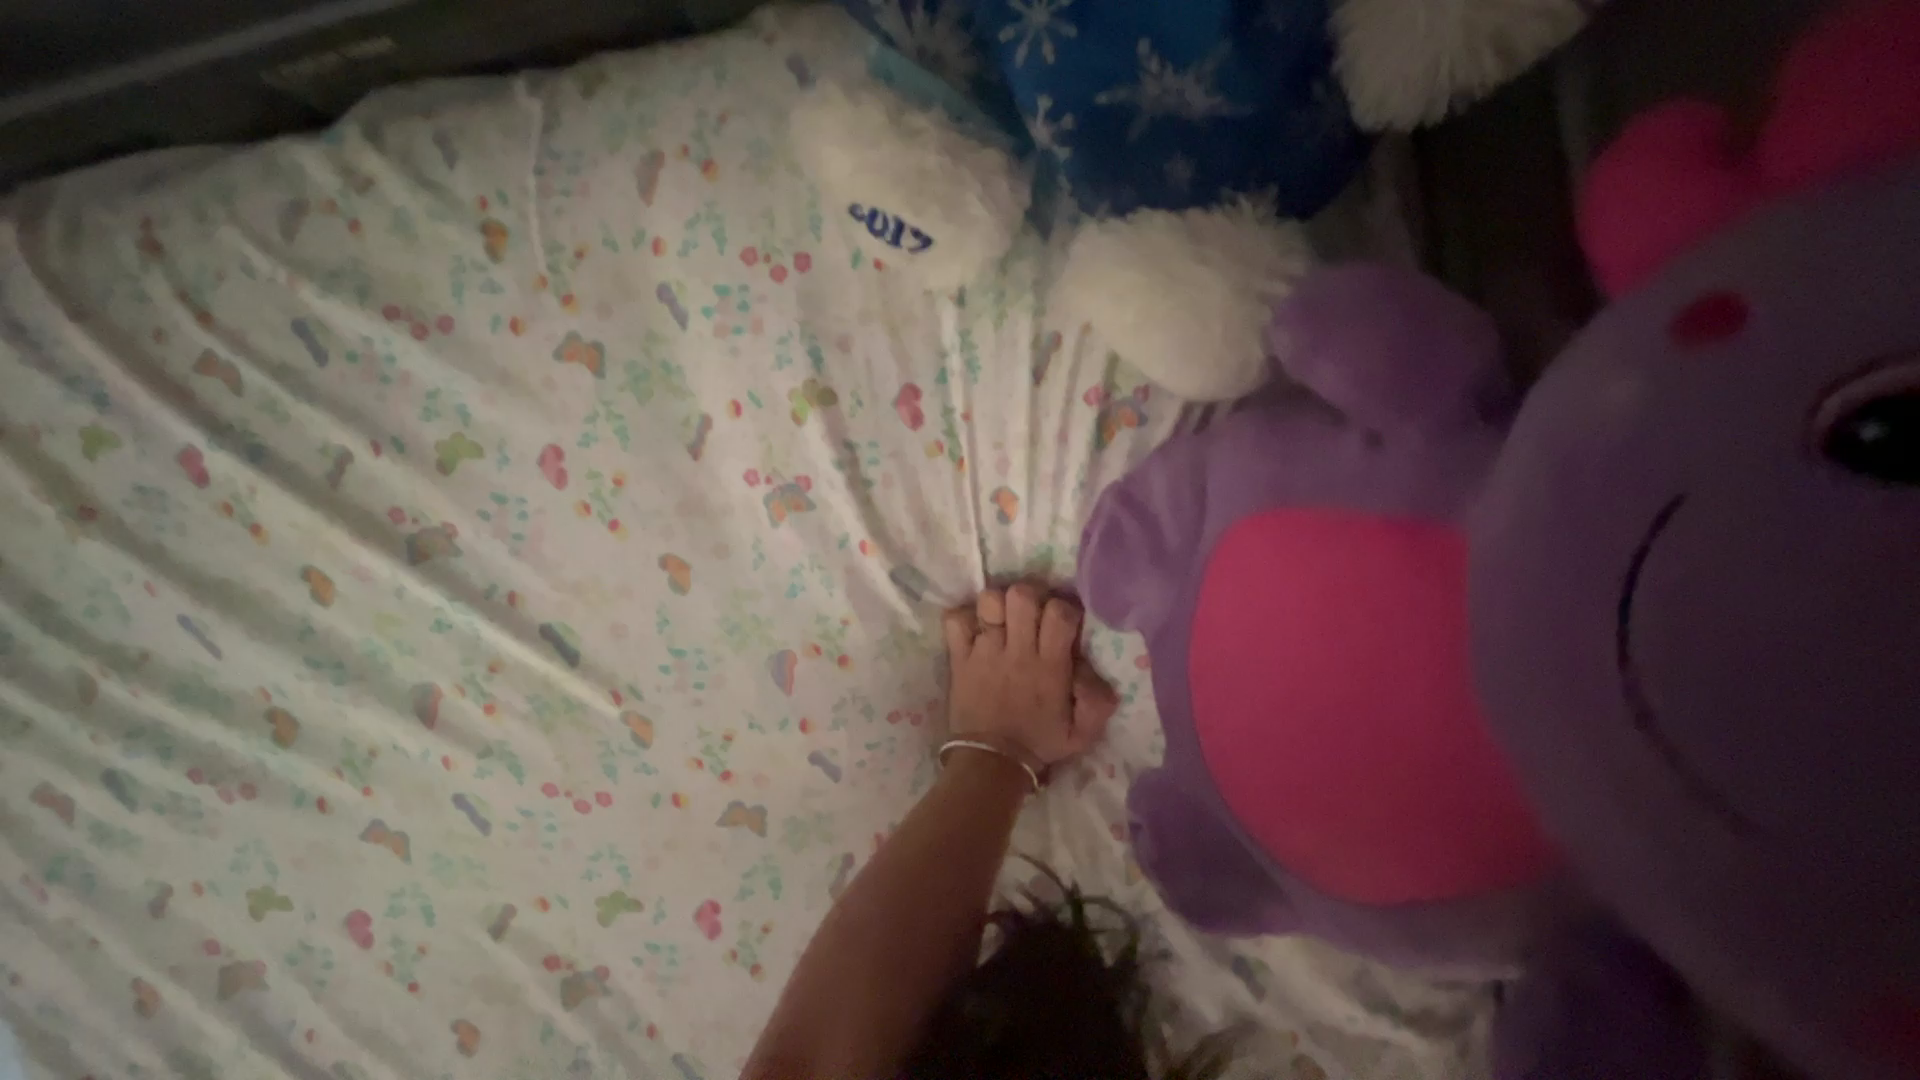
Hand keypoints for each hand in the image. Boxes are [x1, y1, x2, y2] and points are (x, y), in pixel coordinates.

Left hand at [941, 584, 1118, 769]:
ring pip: (989, 601)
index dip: (1065, 608)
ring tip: (1001, 620)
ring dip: (997, 604)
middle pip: (1022, 595)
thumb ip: (1098, 701)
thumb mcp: (1083, 733)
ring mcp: (985, 652)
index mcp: (1050, 665)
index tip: (1063, 622)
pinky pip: (955, 621)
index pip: (1060, 612)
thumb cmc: (1039, 743)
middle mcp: (1017, 651)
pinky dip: (963, 619)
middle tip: (1031, 614)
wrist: (992, 763)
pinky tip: (974, 630)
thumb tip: (1090, 669)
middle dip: (1030, 596)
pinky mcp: (960, 658)